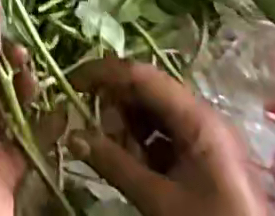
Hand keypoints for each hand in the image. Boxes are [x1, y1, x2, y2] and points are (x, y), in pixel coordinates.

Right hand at [69, 58, 267, 215]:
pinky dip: (143, 144)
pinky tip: (133, 167)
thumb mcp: (159, 201)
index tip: (69, 83)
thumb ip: (114, 164)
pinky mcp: (204, 156)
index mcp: (196, 116)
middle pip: (145, 90)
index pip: (139, 74)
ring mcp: (205, 135)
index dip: (101, 73)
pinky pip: (164, 134)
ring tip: (116, 157)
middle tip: (94, 133)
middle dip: (114, 107)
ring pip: (152, 112)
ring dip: (127, 127)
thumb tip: (72, 134)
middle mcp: (201, 115)